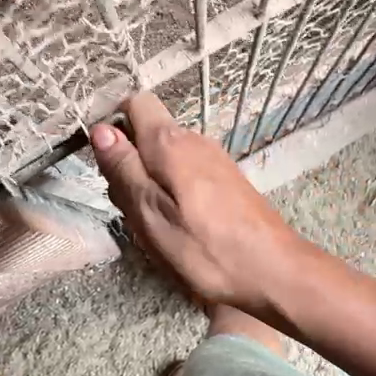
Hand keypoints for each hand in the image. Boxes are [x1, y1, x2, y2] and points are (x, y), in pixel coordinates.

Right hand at [90, 91, 311, 315]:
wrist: (275, 272)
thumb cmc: (207, 249)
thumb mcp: (150, 213)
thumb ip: (124, 169)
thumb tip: (100, 130)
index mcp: (170, 143)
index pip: (135, 102)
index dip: (113, 125)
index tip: (107, 165)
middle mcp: (194, 140)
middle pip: (146, 134)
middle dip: (129, 164)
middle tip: (133, 209)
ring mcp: (213, 159)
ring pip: (164, 158)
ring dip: (149, 185)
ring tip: (156, 226)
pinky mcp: (226, 180)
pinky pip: (184, 173)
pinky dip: (172, 194)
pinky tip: (181, 228)